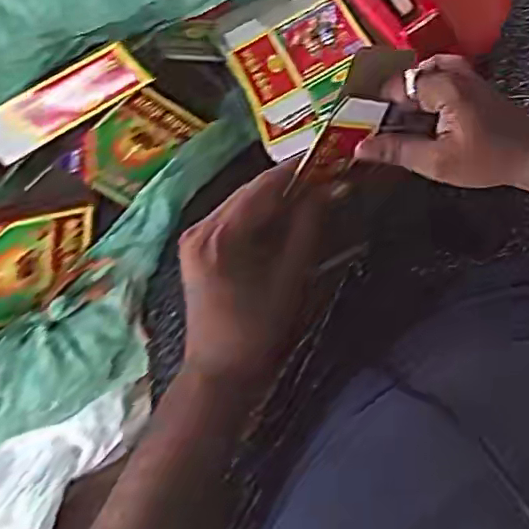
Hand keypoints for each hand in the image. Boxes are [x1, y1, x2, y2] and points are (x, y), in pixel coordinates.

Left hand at [177, 161, 324, 382]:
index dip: (302, 167)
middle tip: (329, 174)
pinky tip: (286, 212)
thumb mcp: (293, 271)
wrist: (221, 371)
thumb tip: (333, 185)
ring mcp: (195, 235)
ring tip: (314, 190)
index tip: (333, 158)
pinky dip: (263, 209)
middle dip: (292, 179)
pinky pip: (236, 214)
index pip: (266, 184)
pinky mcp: (197, 246)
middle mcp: (201, 226)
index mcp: (221, 234)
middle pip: (253, 188)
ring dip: (278, 193)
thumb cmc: (260, 327)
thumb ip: (310, 222)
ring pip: (245, 199)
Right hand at [353, 55, 528, 189]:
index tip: (364, 124)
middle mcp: (454, 73)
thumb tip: (361, 147)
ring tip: (401, 122)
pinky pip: (441, 76)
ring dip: (410, 95)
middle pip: (409, 78)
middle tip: (380, 128)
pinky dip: (427, 90)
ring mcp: (466, 76)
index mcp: (444, 87)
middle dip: (392, 101)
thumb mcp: (438, 162)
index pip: (397, 85)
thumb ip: (398, 151)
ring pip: (425, 74)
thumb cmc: (490, 159)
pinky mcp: (474, 84)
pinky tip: (425, 115)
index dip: (377, 105)